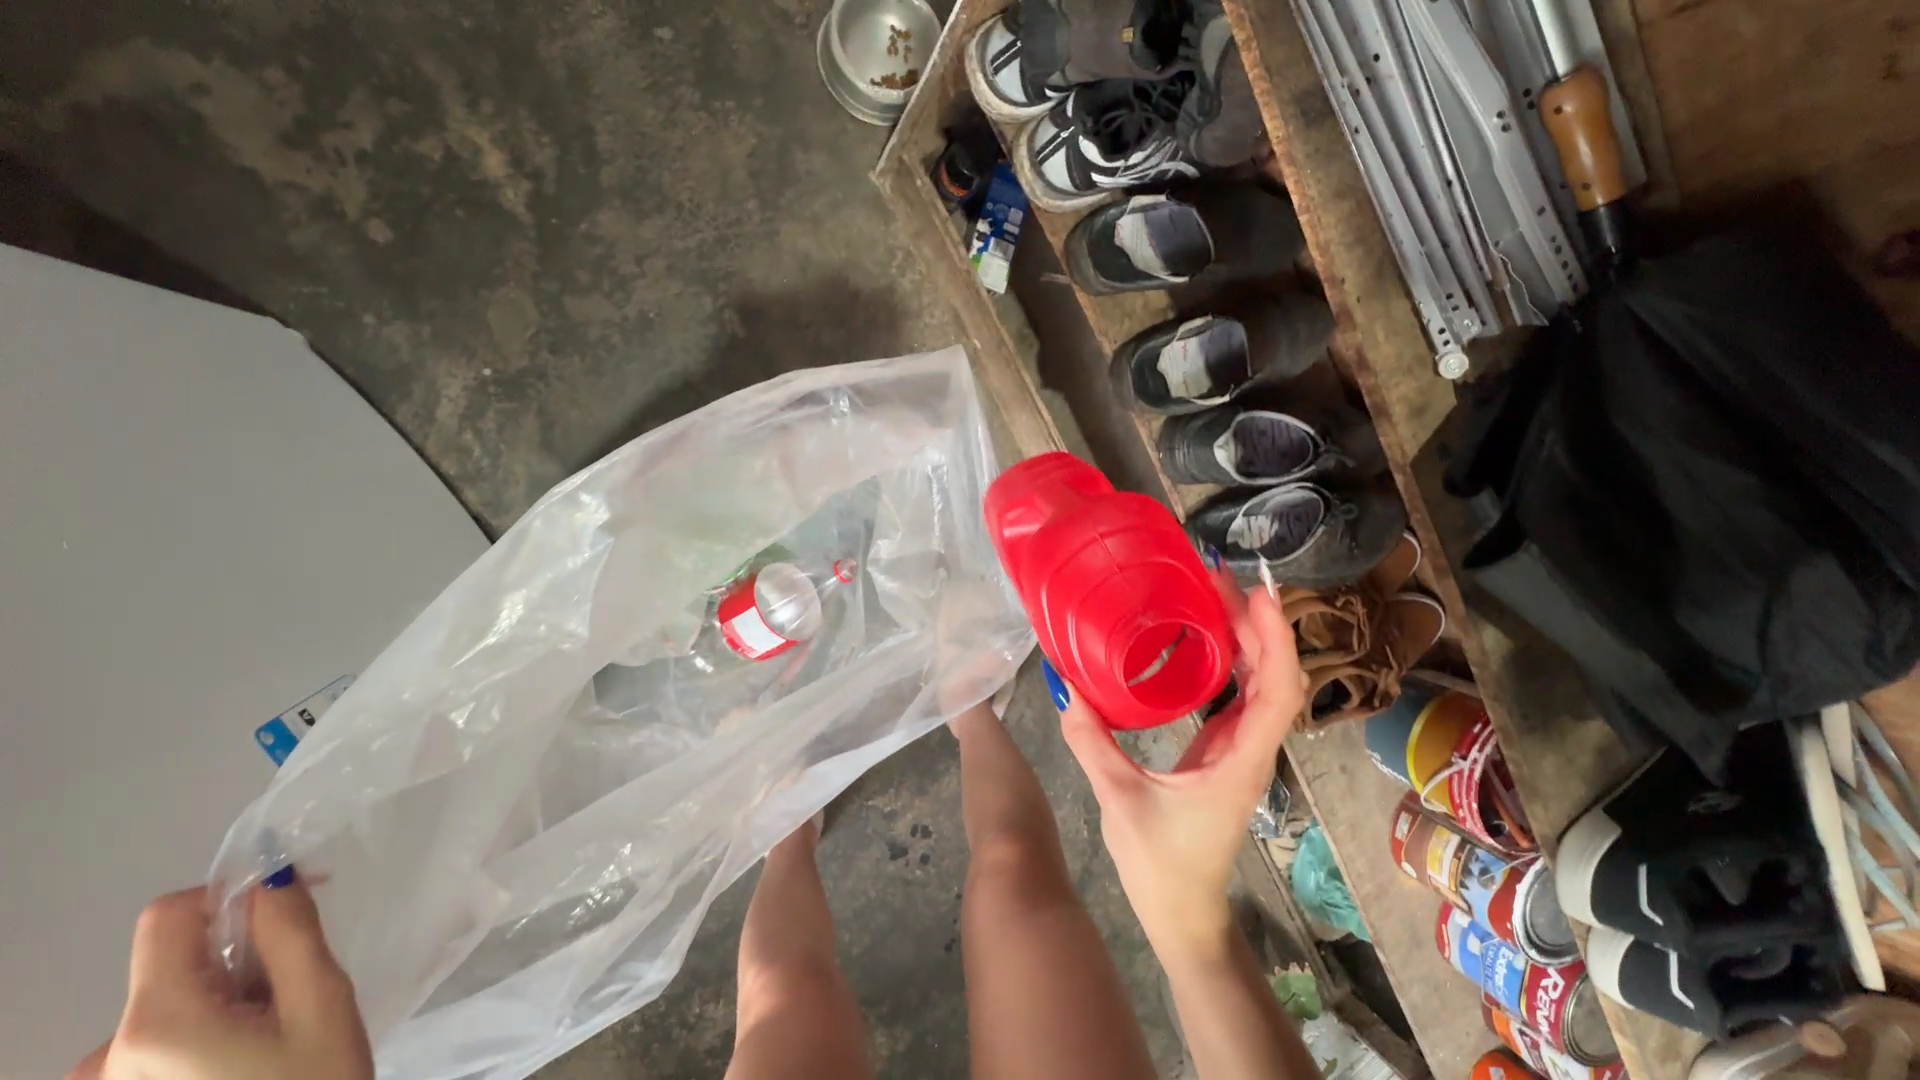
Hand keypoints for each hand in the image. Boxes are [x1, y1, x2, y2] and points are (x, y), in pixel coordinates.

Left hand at [70, 878, 372, 1079]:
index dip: (228, 894)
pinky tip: (250, 1062)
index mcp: (154, 1020)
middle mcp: (107, 1053)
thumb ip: (291, 932)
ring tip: (280, 1031)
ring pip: (173, 1003)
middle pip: (173, 963)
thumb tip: (270, 874)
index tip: (290, 904)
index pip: (168, 915)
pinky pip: (161, 1041)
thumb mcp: (321, 1004)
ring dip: (228, 996)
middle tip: (301, 983)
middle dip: (240, 955)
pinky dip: (208, 1032)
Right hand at [1056, 573, 1304, 961]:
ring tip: (1213, 597)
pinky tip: (1203, 640)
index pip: (1278, 691)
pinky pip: (1241, 697)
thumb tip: (1064, 687)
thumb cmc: (1161, 865)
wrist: (1184, 914)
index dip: (1274, 638)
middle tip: (1218, 579)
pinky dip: (1232, 662)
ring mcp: (1242, 751)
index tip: (1256, 593)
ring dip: (1248, 640)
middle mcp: (1252, 750)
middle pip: (1275, 676)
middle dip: (1257, 624)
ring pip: (1262, 685)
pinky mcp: (1226, 754)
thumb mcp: (1119, 800)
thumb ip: (1091, 742)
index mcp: (1240, 761)